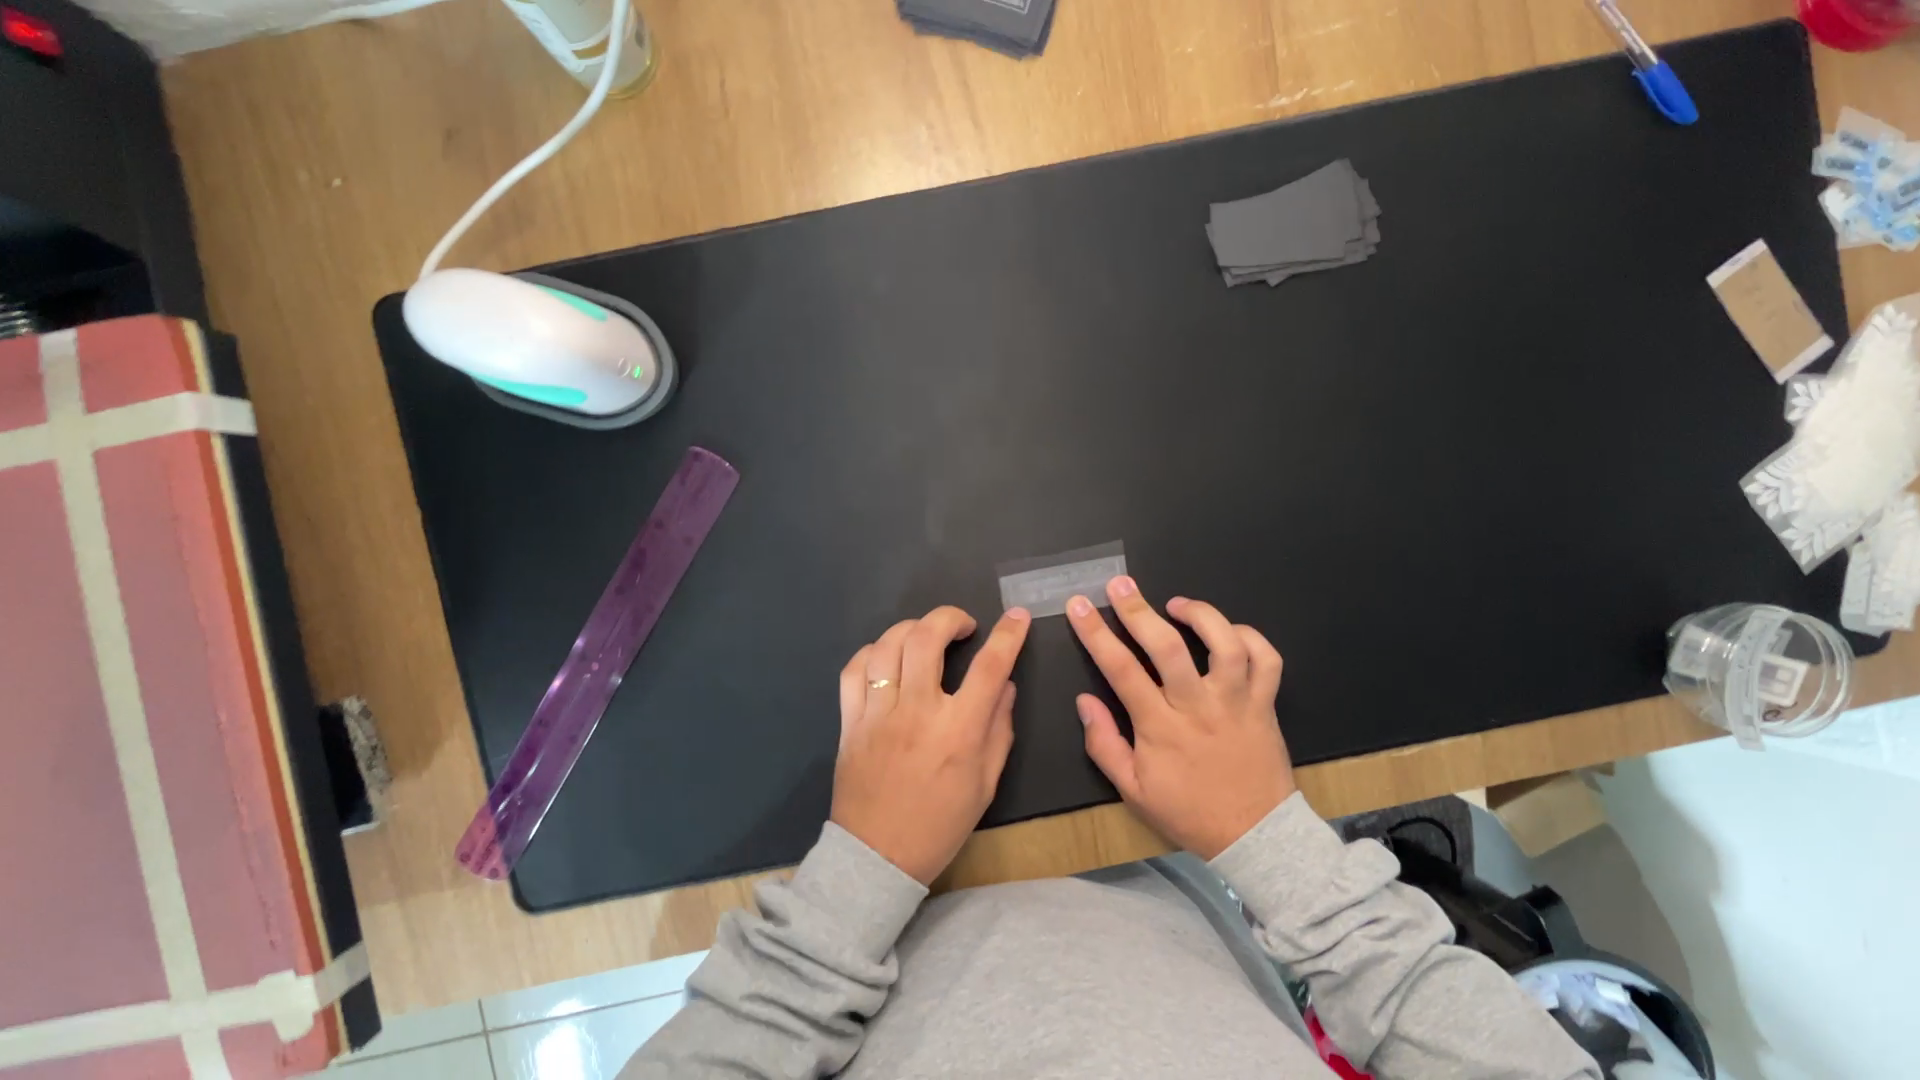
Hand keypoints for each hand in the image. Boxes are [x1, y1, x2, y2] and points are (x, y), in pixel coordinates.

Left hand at [831, 605, 1031, 883]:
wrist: (877, 857)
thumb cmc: (940, 824)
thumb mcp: (985, 784)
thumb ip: (998, 730)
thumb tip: (1005, 686)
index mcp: (958, 731)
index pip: (989, 667)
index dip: (1008, 635)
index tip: (1017, 617)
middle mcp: (916, 712)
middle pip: (928, 639)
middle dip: (950, 617)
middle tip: (963, 626)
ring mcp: (877, 714)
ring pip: (888, 646)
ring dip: (911, 629)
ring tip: (925, 636)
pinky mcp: (849, 721)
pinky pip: (854, 670)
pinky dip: (871, 652)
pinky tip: (886, 656)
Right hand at [1067, 578, 1294, 859]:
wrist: (1253, 836)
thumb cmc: (1188, 812)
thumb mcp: (1132, 790)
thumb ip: (1103, 744)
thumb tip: (1084, 701)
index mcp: (1160, 728)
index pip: (1121, 669)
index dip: (1096, 633)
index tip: (1079, 606)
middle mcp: (1198, 707)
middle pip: (1168, 646)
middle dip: (1139, 610)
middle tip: (1120, 585)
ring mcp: (1236, 703)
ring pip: (1225, 645)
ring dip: (1201, 615)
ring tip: (1177, 604)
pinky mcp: (1265, 705)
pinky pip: (1266, 661)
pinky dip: (1250, 637)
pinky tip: (1228, 631)